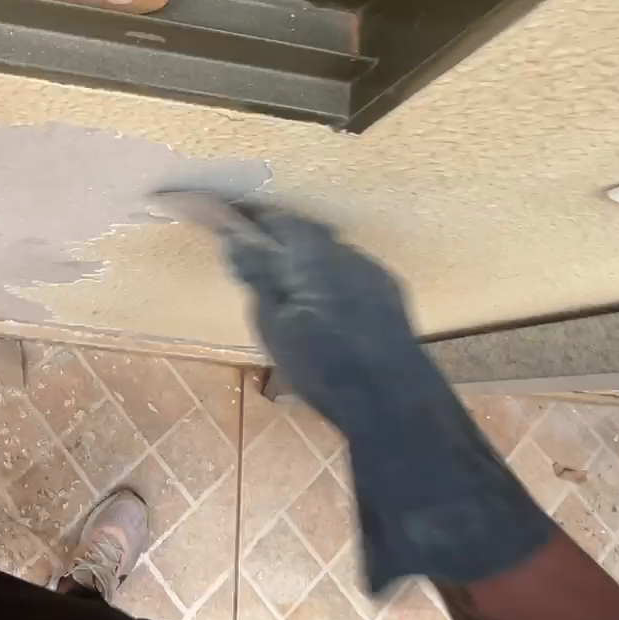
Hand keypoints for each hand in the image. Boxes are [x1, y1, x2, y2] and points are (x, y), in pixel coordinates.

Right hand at [210, 199, 554, 586]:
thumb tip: (234, 237)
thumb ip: (257, 275)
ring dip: (303, 251)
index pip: (272, 220)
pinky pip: (348, 266)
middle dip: (274, 230)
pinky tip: (321, 296)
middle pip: (302, 229)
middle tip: (249, 243)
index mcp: (311, 256)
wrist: (395, 403)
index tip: (223, 216)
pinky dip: (326, 270)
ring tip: (283, 272)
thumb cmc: (323, 367)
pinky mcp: (388, 290)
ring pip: (327, 247)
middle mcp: (344, 253)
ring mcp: (370, 270)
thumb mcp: (274, 325)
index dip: (246, 216)